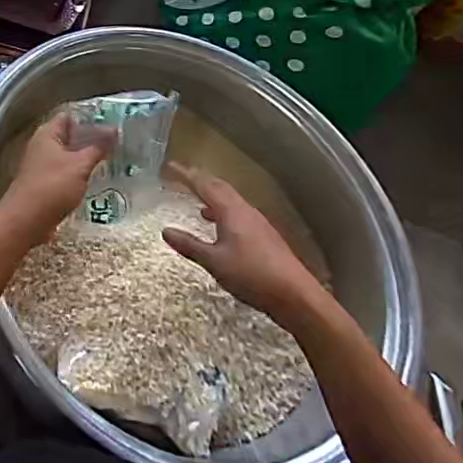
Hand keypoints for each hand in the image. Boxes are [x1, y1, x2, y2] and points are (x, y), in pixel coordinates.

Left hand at [0, 112, 114, 240]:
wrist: (25, 222)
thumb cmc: (52, 187)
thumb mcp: (80, 165)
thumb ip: (98, 147)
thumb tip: (114, 131)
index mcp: (47, 134)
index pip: (70, 116)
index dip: (90, 117)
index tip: (113, 122)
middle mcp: (42, 146)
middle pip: (70, 136)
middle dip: (92, 138)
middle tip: (118, 142)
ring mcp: (42, 166)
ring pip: (69, 156)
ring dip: (87, 157)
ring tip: (112, 159)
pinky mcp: (45, 184)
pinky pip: (66, 172)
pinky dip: (80, 173)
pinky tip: (97, 179)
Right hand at [162, 162, 325, 325]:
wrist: (296, 295)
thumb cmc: (252, 275)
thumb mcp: (214, 262)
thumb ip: (189, 245)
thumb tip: (166, 231)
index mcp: (230, 211)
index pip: (204, 184)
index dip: (185, 174)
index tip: (169, 167)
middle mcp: (244, 210)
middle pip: (219, 186)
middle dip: (199, 179)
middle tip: (181, 177)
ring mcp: (257, 222)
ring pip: (230, 199)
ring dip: (212, 194)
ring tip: (196, 197)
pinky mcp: (264, 235)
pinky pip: (237, 212)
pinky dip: (222, 210)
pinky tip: (218, 224)